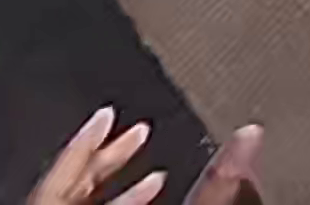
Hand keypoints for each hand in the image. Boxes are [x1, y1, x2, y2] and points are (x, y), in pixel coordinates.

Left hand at [29, 106, 264, 204]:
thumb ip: (213, 187)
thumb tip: (250, 134)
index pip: (59, 184)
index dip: (82, 145)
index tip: (104, 113)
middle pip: (63, 198)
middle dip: (106, 161)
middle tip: (139, 131)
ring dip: (116, 190)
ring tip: (154, 174)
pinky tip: (150, 201)